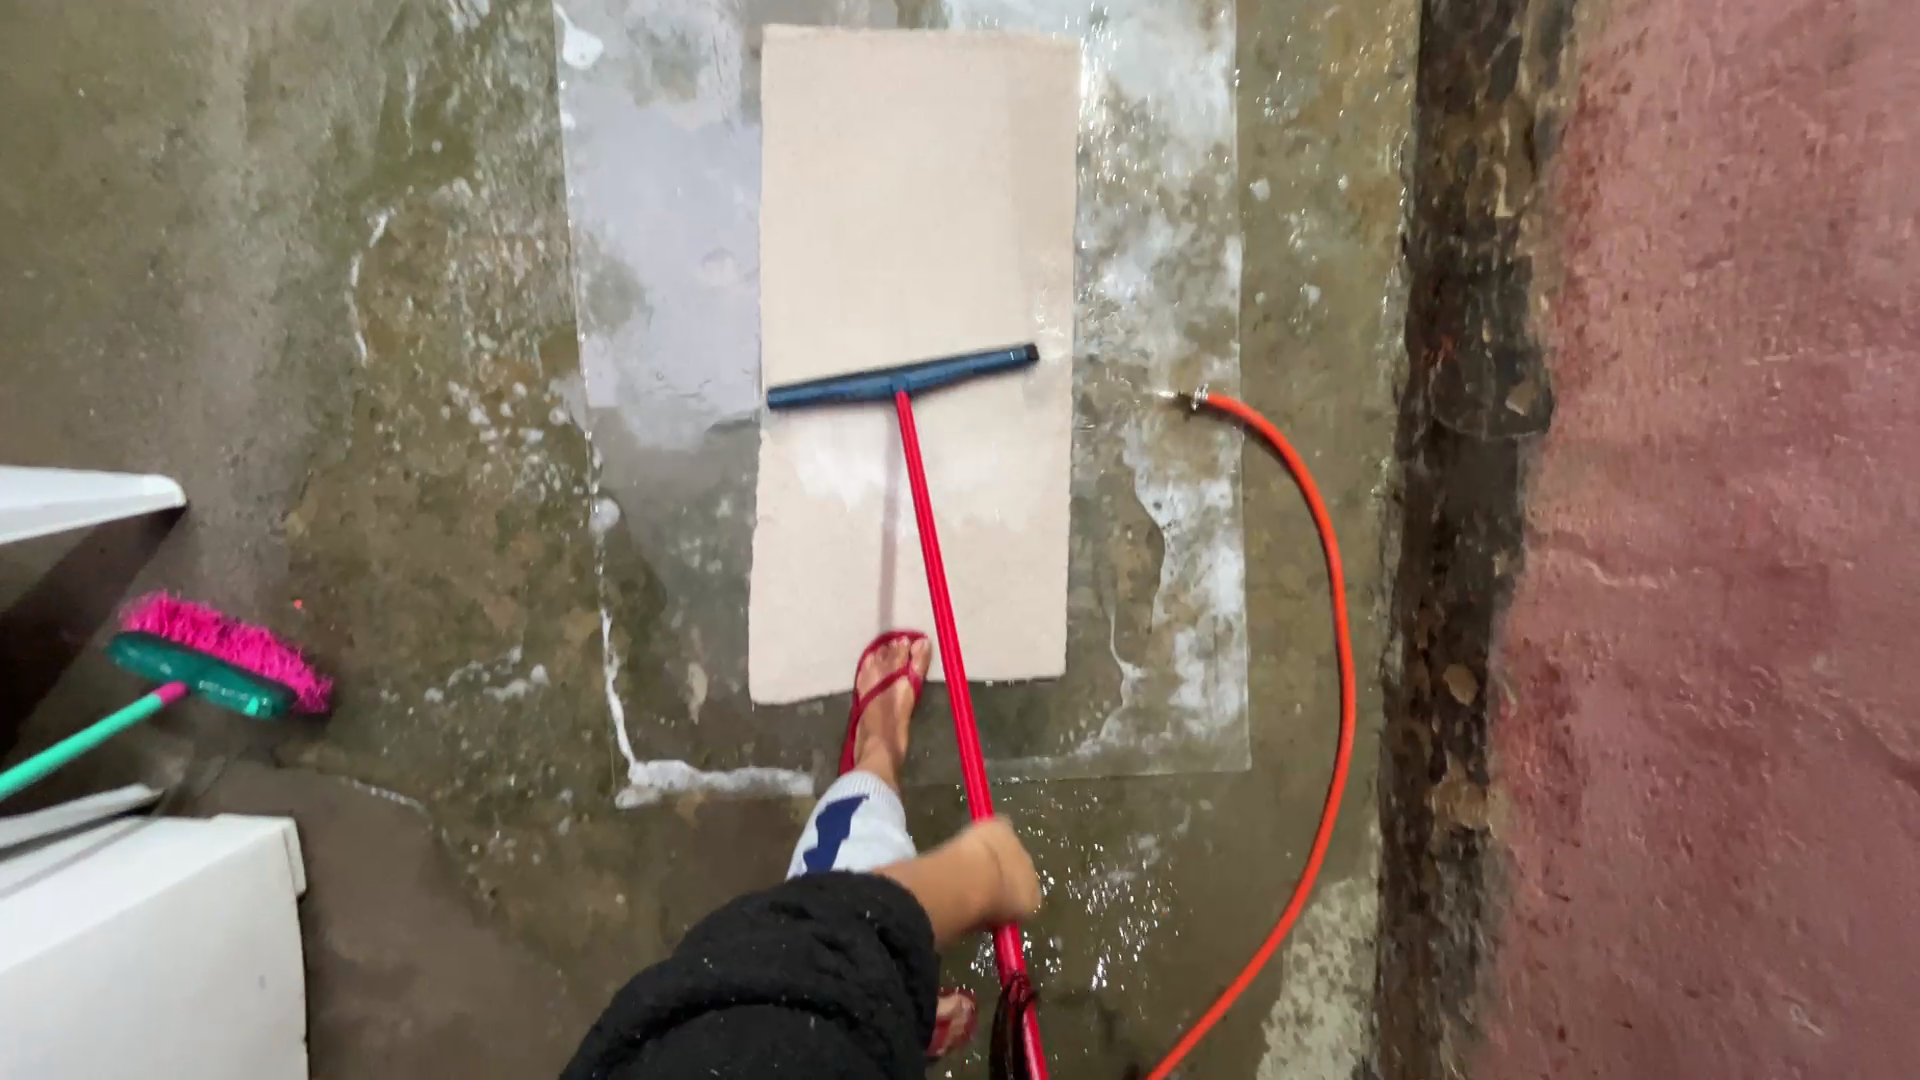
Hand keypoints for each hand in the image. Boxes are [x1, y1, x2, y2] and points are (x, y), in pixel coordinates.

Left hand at [950, 817, 1041, 928]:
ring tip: (974, 859)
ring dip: (995, 852)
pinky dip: (990, 830)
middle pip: (1018, 871)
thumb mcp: (989, 922)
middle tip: (981, 878)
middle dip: (1003, 873)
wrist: (977, 879)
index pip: (1024, 899)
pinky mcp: (1005, 828)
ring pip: (1008, 848)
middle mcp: (1032, 873)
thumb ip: (994, 913)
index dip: (1006, 897)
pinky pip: (1000, 827)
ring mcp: (1019, 847)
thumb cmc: (980, 909)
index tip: (991, 899)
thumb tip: (985, 911)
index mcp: (1032, 900)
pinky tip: (976, 837)